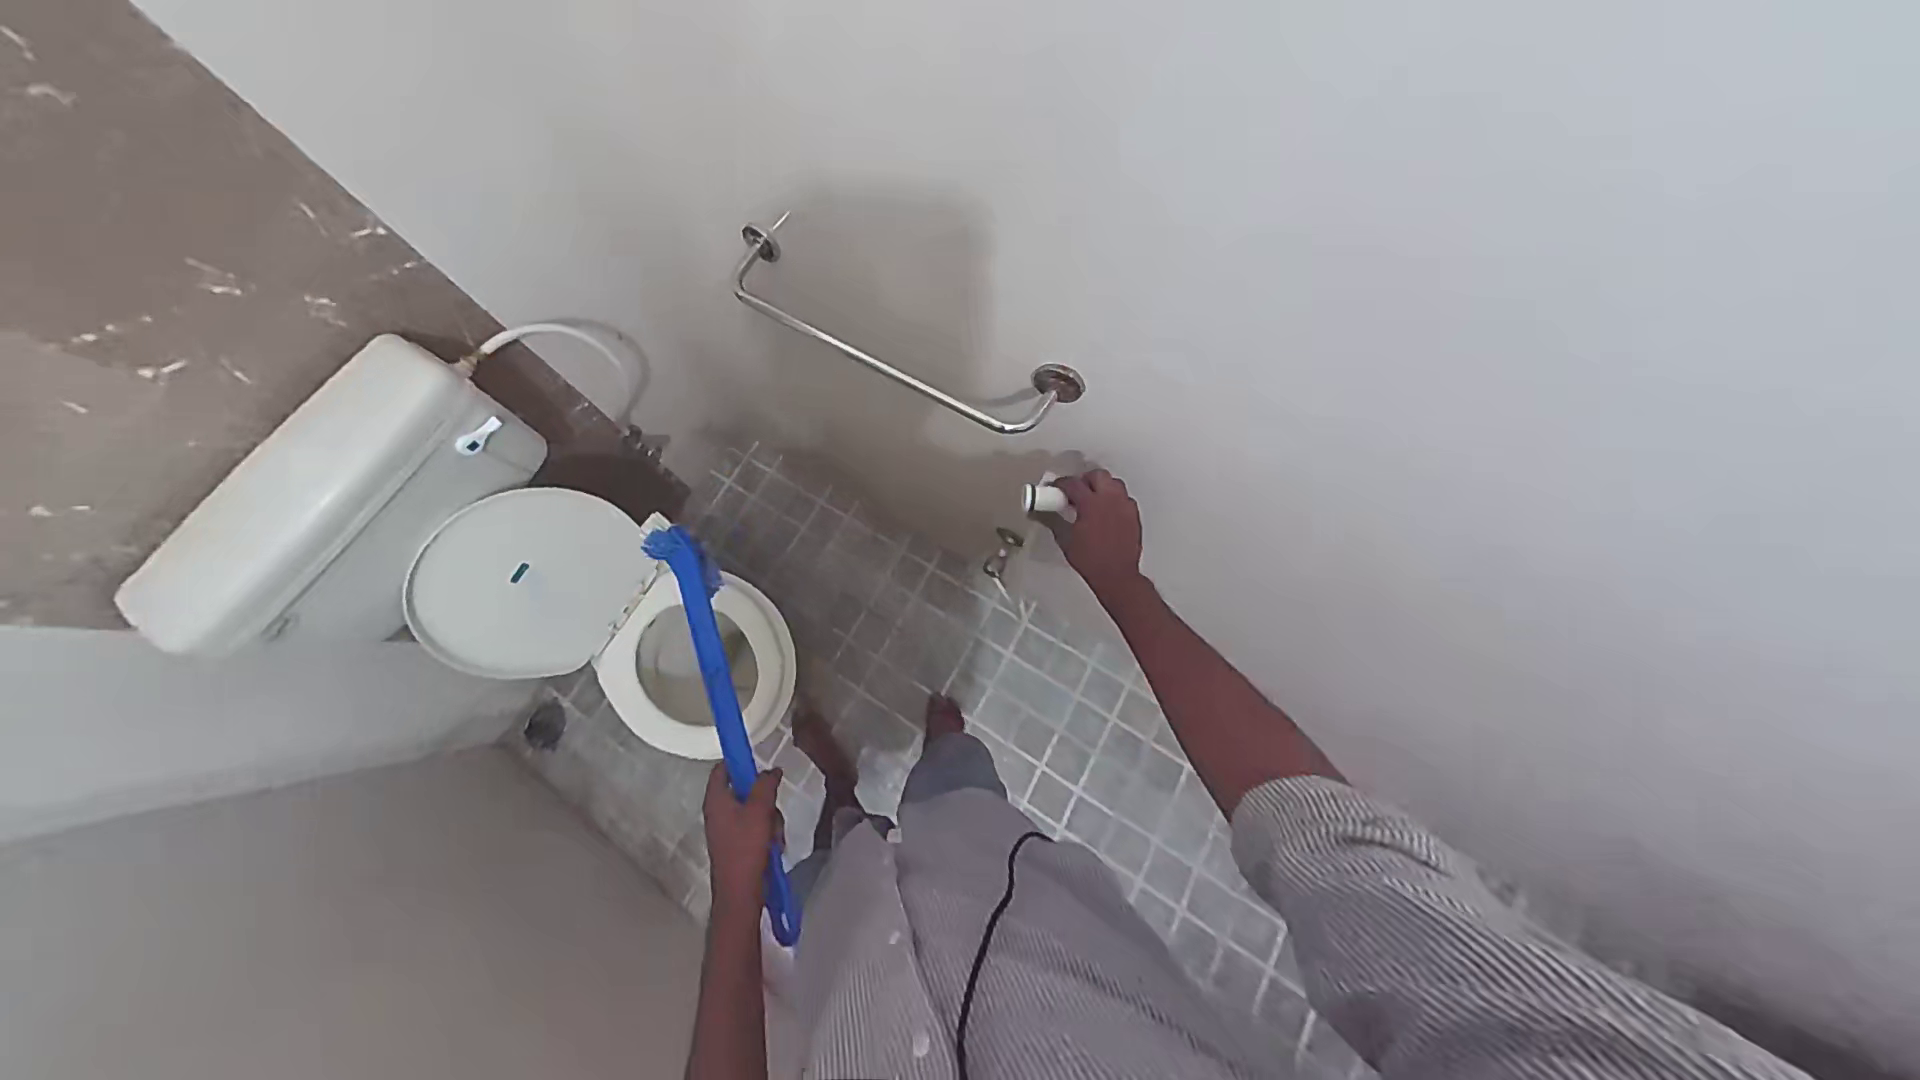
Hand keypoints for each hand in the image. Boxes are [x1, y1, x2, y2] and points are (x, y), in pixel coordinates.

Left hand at [702, 764, 782, 904]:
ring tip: (775, 833)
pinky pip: (756, 828)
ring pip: (754, 810)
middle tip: (772, 805)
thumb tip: (772, 770)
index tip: (757, 761)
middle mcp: (718, 813)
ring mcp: (727, 830)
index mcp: (716, 800)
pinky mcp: (737, 845)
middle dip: (763, 797)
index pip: (721, 769)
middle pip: (743, 790)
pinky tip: (774, 845)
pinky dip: (767, 833)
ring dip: (769, 818)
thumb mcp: (759, 809)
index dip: (738, 761)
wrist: (741, 892)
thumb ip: (765, 785)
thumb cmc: (745, 847)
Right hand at [1049, 469, 1144, 596]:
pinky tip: (1106, 510)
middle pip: (1097, 475)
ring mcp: (1124, 506)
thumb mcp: (1065, 539)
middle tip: (1075, 491)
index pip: (1072, 483)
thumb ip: (1053, 520)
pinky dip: (1114, 499)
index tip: (1056, 488)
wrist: (1116, 575)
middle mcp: (1110, 500)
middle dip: (1084, 480)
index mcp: (1091, 503)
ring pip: (1114, 483)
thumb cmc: (1093, 560)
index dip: (1061, 483)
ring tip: (1092, 498)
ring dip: (1101, 486)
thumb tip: (1042, 513)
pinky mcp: (1133, 515)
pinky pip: (1124, 498)